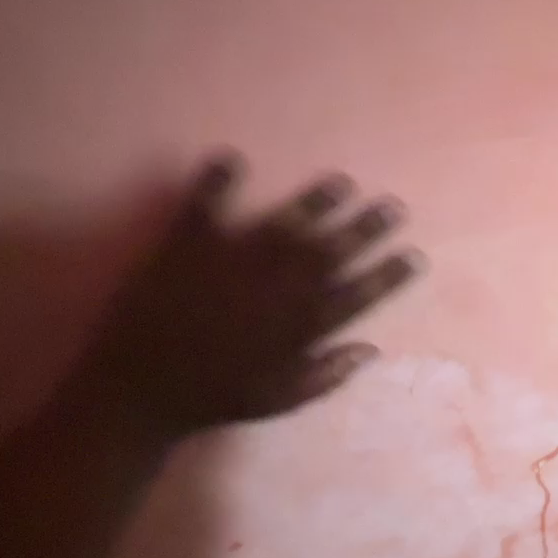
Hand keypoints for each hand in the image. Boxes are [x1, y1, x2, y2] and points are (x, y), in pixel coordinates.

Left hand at [73, 153, 420, 439]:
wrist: (143, 389)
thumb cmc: (218, 397)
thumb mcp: (282, 400)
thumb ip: (327, 374)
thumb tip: (371, 350)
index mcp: (298, 328)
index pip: (356, 295)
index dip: (389, 275)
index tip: (415, 256)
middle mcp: (274, 289)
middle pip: (329, 253)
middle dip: (365, 229)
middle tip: (393, 206)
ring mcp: (232, 264)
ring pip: (283, 226)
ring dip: (314, 202)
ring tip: (342, 182)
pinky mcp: (187, 249)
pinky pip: (204, 207)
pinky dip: (216, 182)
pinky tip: (232, 158)